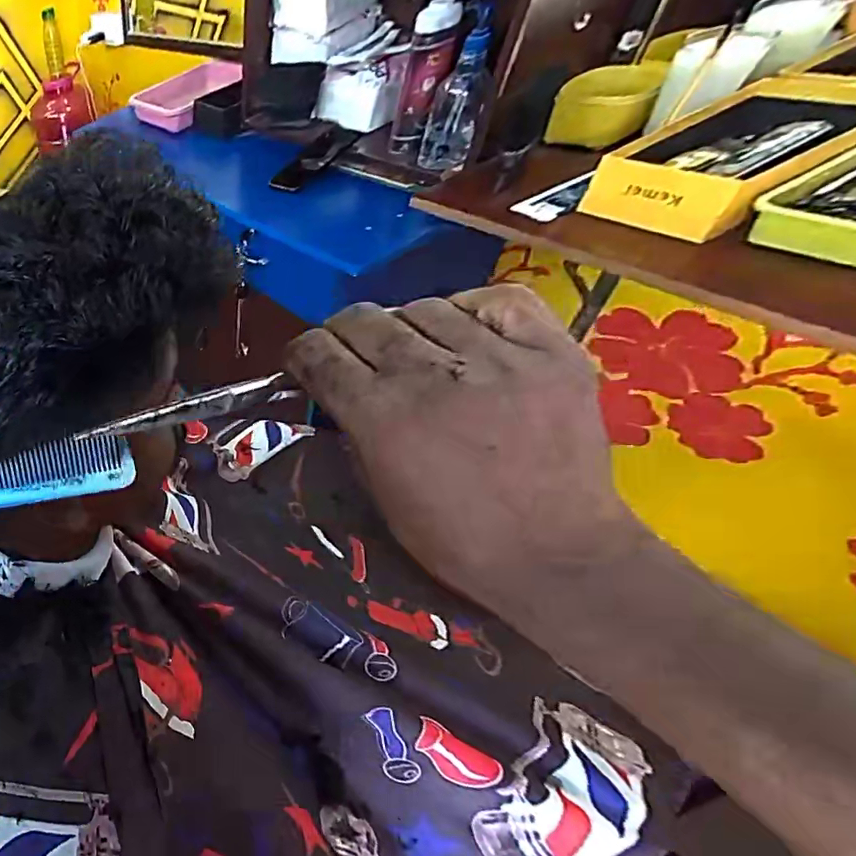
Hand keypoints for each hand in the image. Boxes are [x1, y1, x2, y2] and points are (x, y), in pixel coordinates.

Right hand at [284, 286, 647, 614]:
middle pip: (362, 320)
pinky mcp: (554, 353)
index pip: (319, 353)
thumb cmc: (449, 534)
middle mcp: (430, 374)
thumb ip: (352, 428)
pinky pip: (499, 300)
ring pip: (423, 307)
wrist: (553, 554)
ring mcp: (497, 358)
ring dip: (403, 325)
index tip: (303, 363)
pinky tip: (464, 331)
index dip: (301, 353)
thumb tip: (338, 391)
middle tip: (348, 353)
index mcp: (379, 414)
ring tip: (411, 349)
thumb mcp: (373, 486)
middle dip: (342, 334)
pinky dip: (469, 309)